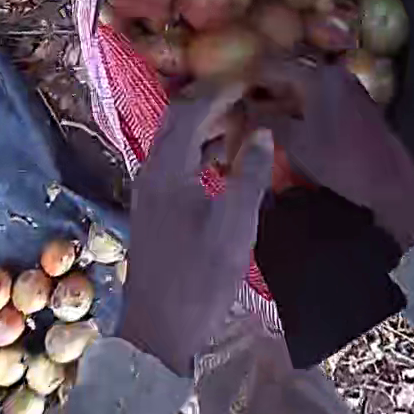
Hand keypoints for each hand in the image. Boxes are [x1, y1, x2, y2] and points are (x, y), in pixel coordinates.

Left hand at [118, 81, 274, 375]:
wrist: (159, 333)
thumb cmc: (200, 277)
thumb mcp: (235, 225)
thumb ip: (251, 173)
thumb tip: (264, 132)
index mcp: (167, 169)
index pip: (192, 111)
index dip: (222, 91)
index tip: (251, 79)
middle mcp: (152, 171)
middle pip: (179, 119)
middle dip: (212, 100)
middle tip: (248, 92)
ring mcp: (150, 189)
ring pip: (177, 139)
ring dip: (207, 123)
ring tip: (243, 119)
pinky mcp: (155, 206)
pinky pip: (177, 159)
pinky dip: (201, 147)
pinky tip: (225, 157)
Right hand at [253, 58, 413, 249]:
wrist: (388, 178)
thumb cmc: (340, 159)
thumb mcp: (296, 142)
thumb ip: (267, 120)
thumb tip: (242, 108)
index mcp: (318, 76)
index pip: (274, 66)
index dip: (248, 77)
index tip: (226, 89)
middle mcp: (333, 72)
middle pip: (290, 72)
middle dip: (264, 86)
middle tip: (238, 103)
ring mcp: (346, 85)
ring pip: (304, 84)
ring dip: (281, 96)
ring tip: (255, 114)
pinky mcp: (353, 100)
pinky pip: (319, 93)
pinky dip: (299, 103)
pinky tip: (284, 120)